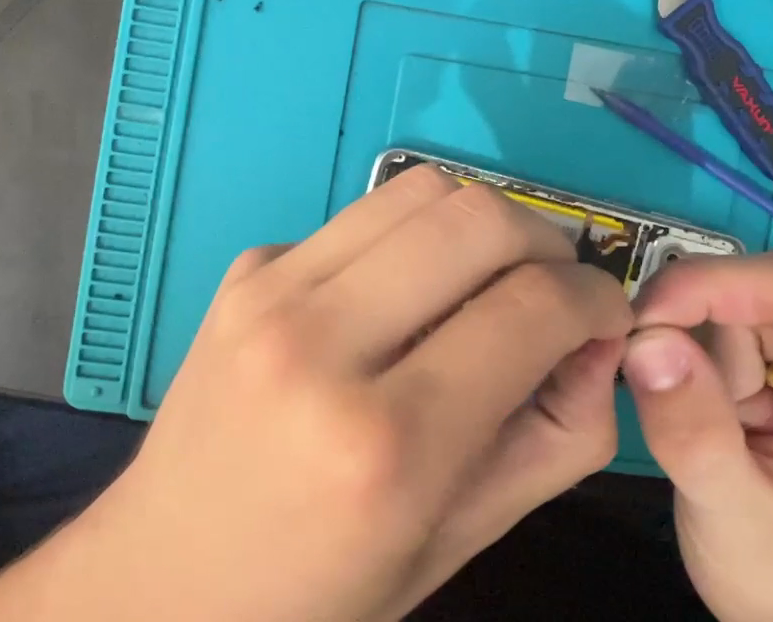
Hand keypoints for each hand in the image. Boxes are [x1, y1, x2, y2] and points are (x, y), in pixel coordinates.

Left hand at [0, 166, 630, 621]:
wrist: (166, 576)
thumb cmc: (319, 589)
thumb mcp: (459, 541)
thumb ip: (555, 438)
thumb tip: (598, 338)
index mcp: (385, 443)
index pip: (532, 310)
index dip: (596, 299)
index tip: (605, 314)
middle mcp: (320, 344)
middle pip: (476, 217)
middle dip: (546, 241)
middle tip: (554, 288)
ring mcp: (270, 291)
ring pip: (419, 190)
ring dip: (480, 222)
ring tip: (488, 278)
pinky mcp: (245, 268)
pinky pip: (360, 217)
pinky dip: (408, 241)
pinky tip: (400, 297)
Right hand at [621, 251, 772, 621]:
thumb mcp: (734, 517)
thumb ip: (694, 431)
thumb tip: (647, 338)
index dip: (714, 287)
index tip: (641, 316)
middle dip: (713, 347)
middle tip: (701, 419)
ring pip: (756, 306)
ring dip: (715, 360)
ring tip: (731, 434)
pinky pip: (754, 325)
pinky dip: (721, 364)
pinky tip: (737, 418)